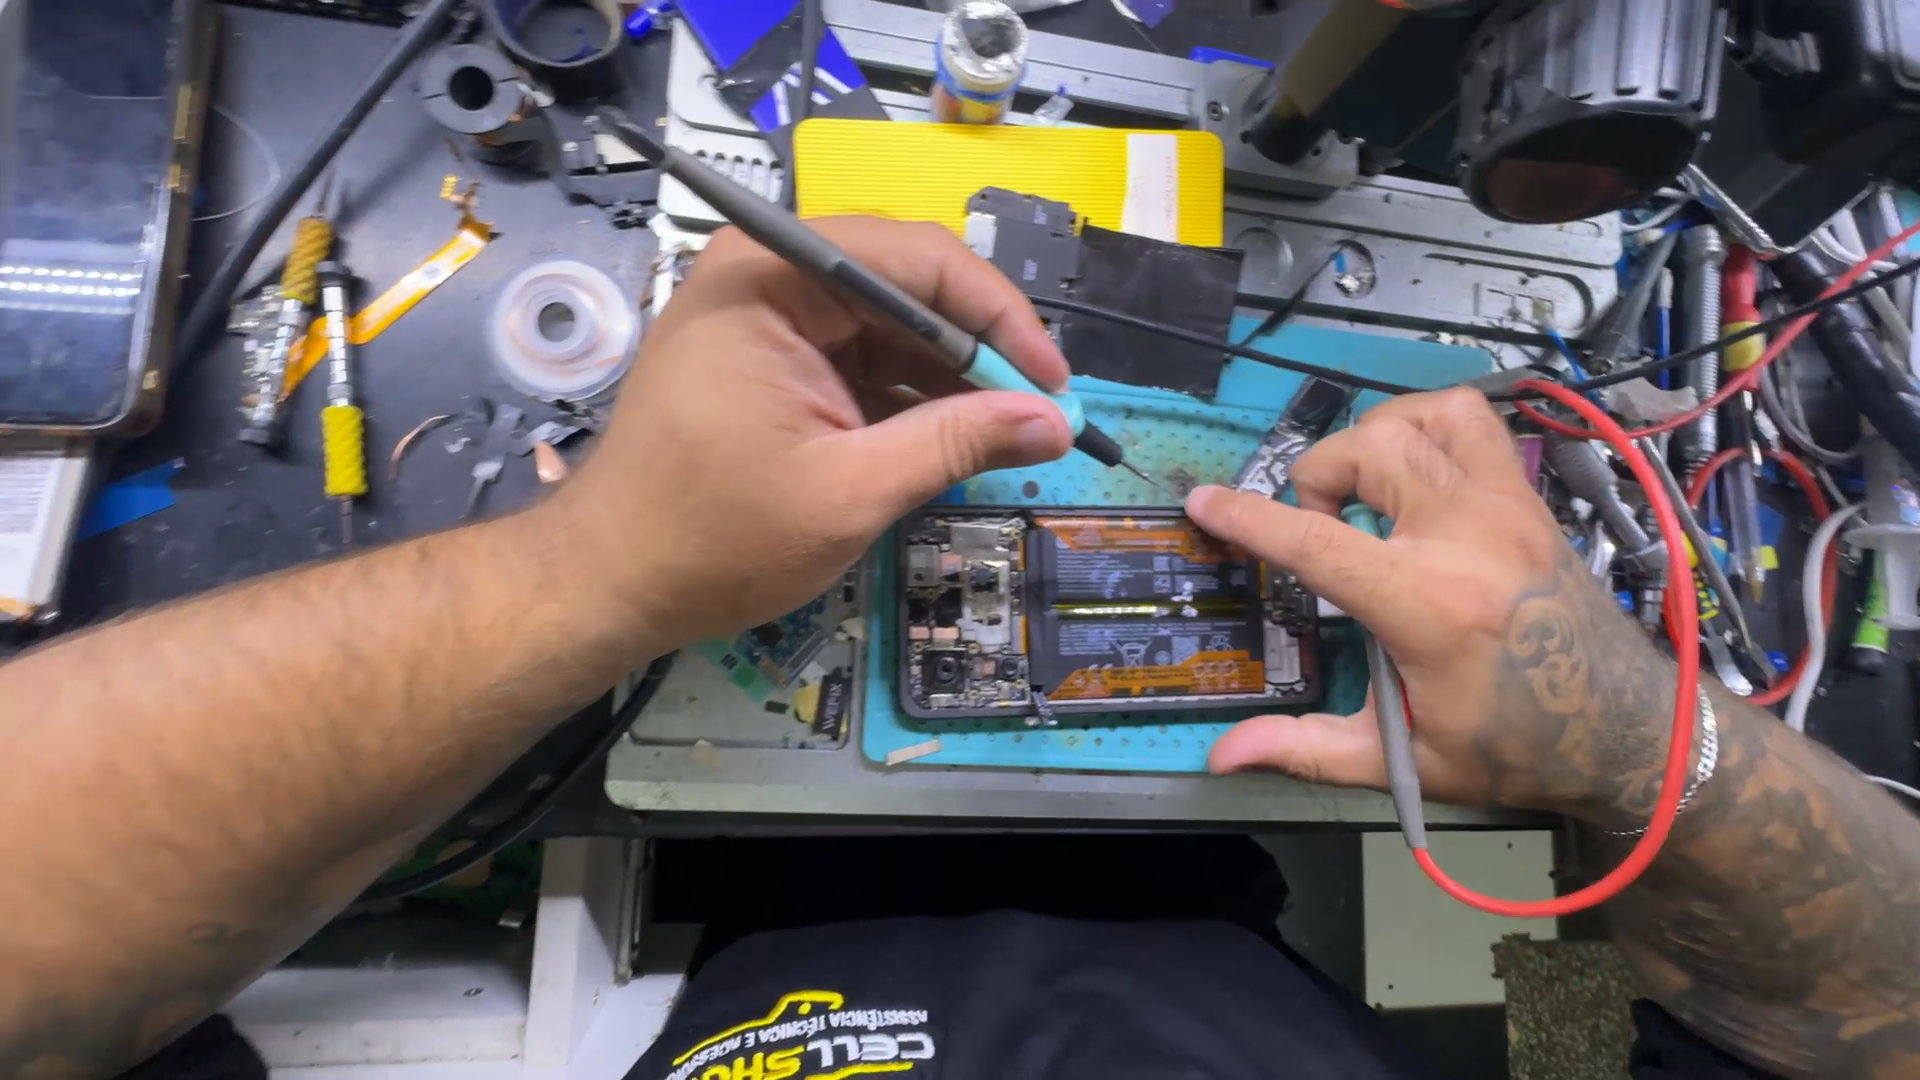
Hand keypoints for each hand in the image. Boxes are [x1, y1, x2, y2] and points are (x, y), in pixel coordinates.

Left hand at [545, 216, 1072, 649]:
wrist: (615, 584)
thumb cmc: (717, 540)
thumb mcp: (851, 493)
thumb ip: (956, 445)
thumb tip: (1053, 423)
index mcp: (772, 278)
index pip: (918, 262)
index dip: (999, 319)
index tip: (1052, 382)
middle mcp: (769, 276)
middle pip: (908, 288)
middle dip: (978, 353)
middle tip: (1036, 412)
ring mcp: (770, 317)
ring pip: (892, 329)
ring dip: (950, 380)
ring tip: (1005, 431)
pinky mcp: (776, 361)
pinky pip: (863, 362)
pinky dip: (910, 399)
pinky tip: (951, 435)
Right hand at [1185, 389, 1676, 818]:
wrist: (1634, 732)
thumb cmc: (1508, 747)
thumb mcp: (1399, 761)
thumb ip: (1303, 750)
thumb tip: (1220, 757)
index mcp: (1431, 606)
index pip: (1317, 543)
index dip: (1248, 518)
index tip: (1203, 502)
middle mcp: (1471, 538)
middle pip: (1368, 451)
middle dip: (1316, 478)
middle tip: (1319, 527)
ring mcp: (1507, 506)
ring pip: (1419, 419)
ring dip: (1368, 442)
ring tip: (1361, 492)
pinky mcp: (1526, 496)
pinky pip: (1469, 419)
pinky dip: (1421, 425)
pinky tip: (1407, 469)